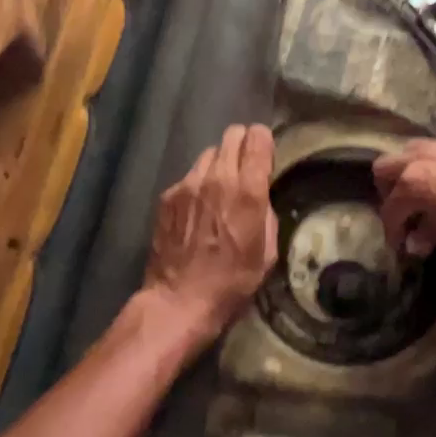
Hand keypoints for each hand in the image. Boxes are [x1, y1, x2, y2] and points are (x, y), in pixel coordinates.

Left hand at [142, 124, 277, 345]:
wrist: (178, 301)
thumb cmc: (232, 281)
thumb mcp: (267, 252)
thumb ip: (266, 212)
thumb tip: (260, 196)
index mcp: (248, 190)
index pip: (257, 137)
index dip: (264, 141)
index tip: (265, 155)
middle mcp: (217, 177)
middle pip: (232, 135)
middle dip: (242, 145)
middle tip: (245, 167)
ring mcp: (188, 184)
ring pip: (209, 153)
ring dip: (219, 164)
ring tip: (219, 189)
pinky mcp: (168, 195)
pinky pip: (189, 176)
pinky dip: (198, 184)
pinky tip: (197, 209)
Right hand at [371, 138, 435, 252]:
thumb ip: (427, 233)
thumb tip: (415, 240)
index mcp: (412, 182)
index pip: (390, 209)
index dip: (392, 231)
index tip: (400, 244)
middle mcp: (421, 158)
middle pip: (386, 168)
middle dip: (389, 191)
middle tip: (405, 212)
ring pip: (410, 152)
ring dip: (409, 173)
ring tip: (425, 194)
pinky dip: (434, 166)